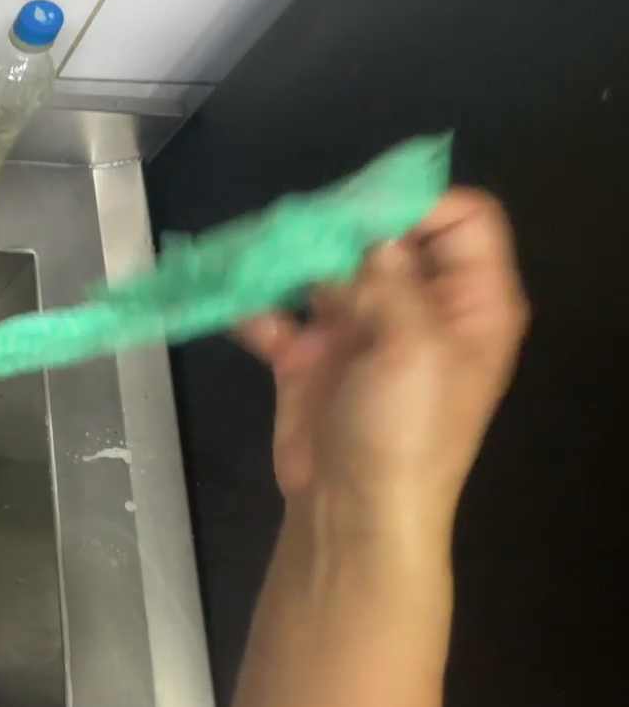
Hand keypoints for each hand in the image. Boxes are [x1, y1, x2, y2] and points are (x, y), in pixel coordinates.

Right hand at [236, 188, 527, 521]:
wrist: (352, 500)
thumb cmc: (407, 429)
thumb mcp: (415, 351)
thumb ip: (390, 285)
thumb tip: (359, 235)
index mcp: (466, 301)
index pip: (455, 222)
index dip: (408, 206)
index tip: (349, 209)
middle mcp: (413, 307)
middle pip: (377, 242)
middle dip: (332, 232)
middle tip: (285, 231)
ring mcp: (355, 332)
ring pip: (320, 275)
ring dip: (284, 267)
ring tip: (248, 262)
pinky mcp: (304, 356)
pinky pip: (276, 319)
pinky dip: (254, 313)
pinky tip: (239, 316)